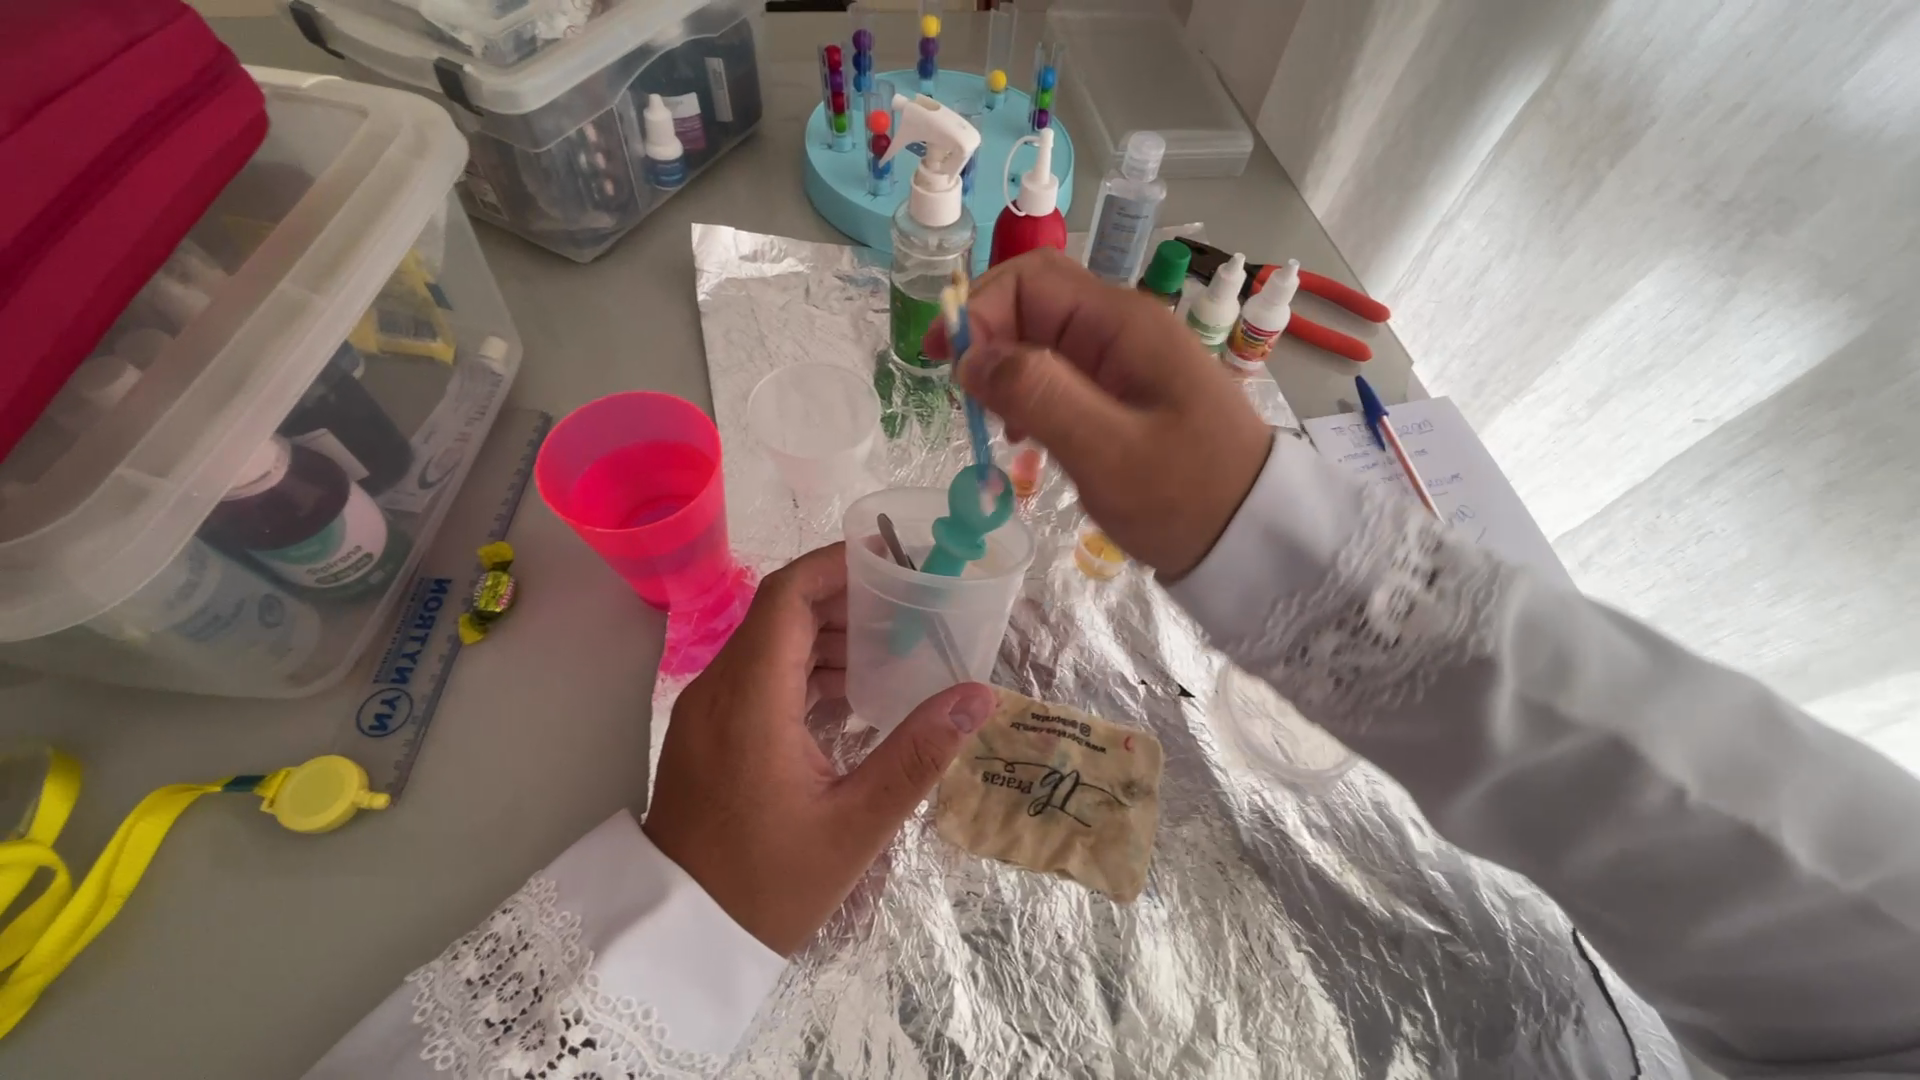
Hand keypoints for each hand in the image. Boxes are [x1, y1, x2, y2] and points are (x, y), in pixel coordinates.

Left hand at [643, 543, 996, 955]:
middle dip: (847, 601)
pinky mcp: (712, 731)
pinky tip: (853, 693)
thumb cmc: (766, 885)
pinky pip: (762, 677)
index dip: (838, 565)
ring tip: (893, 650)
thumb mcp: (855, 824)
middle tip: (910, 609)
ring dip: (829, 637)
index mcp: (750, 698)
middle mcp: (721, 688)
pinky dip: (808, 670)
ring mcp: (710, 710)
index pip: (788, 595)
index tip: (893, 560)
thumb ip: (918, 754)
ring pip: (772, 644)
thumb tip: (978, 696)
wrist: (682, 938)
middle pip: (783, 613)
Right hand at [926, 248, 1271, 578]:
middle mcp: (1121, 330)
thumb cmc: (1186, 496)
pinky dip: (1031, 398)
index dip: (978, 310)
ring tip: (995, 426)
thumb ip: (1039, 394)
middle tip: (965, 401)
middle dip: (988, 342)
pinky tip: (1026, 437)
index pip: (1030, 280)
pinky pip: (1063, 378)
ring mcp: (1125, 363)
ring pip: (1043, 343)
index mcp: (1121, 324)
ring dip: (1006, 373)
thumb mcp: (1108, 449)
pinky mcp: (1124, 397)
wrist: (1253, 537)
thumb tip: (972, 357)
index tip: (944, 365)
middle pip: (1034, 306)